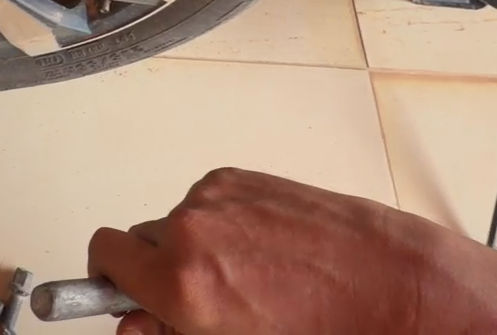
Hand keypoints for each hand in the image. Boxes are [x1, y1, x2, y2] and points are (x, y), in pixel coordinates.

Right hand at [88, 169, 447, 334]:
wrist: (393, 286)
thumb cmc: (326, 330)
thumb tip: (134, 325)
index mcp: (182, 281)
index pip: (103, 254)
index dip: (106, 277)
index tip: (118, 294)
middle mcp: (190, 226)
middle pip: (139, 242)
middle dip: (156, 273)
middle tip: (198, 305)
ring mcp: (215, 194)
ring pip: (176, 224)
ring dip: (191, 250)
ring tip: (246, 281)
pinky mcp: (239, 176)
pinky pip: (207, 204)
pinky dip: (218, 226)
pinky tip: (261, 254)